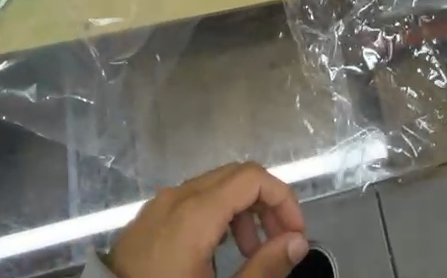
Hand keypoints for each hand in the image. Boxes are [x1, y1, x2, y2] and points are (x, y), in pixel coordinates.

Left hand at [108, 162, 308, 277]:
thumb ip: (263, 268)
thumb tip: (298, 242)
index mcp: (197, 210)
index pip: (253, 177)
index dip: (284, 199)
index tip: (296, 236)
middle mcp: (178, 195)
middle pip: (236, 177)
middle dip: (266, 205)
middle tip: (280, 244)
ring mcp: (159, 205)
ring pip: (214, 187)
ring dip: (242, 212)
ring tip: (250, 254)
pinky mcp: (148, 219)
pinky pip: (192, 201)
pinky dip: (217, 215)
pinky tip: (219, 252)